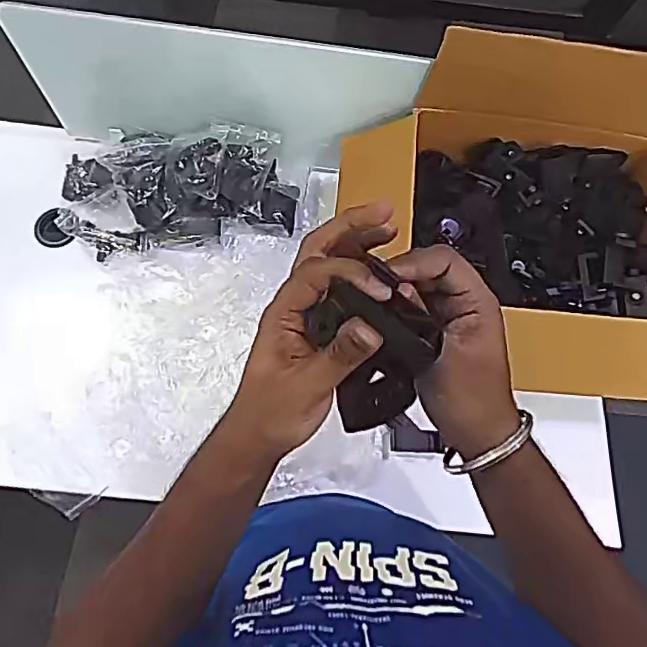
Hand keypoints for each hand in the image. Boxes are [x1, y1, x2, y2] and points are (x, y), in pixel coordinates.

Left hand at [219, 204, 399, 458]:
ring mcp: (305, 313)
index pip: (317, 273)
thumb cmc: (270, 410)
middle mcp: (293, 305)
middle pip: (319, 250)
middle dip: (351, 227)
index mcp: (284, 312)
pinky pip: (340, 288)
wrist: (259, 432)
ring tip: (387, 229)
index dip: (352, 273)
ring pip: (329, 263)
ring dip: (356, 241)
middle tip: (382, 214)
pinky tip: (379, 269)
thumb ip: (340, 356)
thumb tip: (369, 327)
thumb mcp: (308, 385)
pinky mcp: (319, 326)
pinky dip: (361, 270)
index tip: (380, 288)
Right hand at [386, 245, 519, 454]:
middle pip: (428, 266)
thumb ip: (418, 319)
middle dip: (400, 273)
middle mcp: (466, 303)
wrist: (477, 432)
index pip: (444, 260)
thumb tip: (398, 291)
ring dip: (396, 289)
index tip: (389, 277)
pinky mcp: (436, 328)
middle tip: (374, 287)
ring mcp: (451, 315)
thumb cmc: (473, 403)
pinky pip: (413, 305)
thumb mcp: (439, 357)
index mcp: (478, 302)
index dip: (413, 262)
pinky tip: (382, 315)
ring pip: (418, 284)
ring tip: (374, 299)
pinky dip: (396, 306)